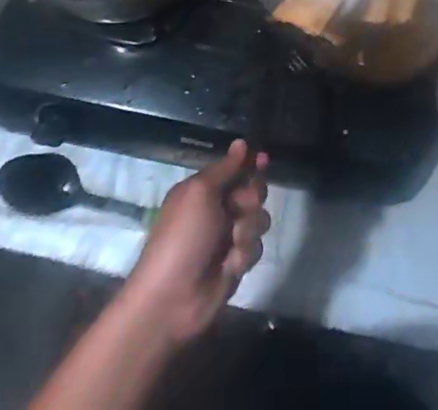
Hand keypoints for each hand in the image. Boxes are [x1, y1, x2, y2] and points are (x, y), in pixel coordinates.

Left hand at [120, 140, 270, 341]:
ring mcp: (227, 236)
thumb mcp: (199, 193)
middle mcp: (217, 209)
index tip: (264, 158)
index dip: (249, 163)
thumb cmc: (183, 235)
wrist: (174, 295)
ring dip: (247, 230)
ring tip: (230, 244)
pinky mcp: (237, 262)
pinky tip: (229, 265)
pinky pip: (255, 248)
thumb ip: (224, 169)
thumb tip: (241, 143)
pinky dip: (244, 254)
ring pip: (258, 220)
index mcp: (203, 188)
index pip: (233, 169)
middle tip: (236, 210)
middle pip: (252, 192)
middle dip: (250, 200)